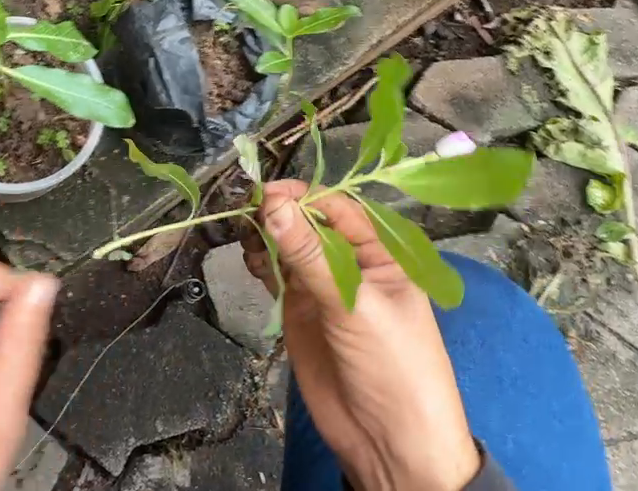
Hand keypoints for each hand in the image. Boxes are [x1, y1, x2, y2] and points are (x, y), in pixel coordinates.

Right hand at [244, 181, 478, 490]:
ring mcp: (321, 285)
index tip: (265, 192)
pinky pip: (274, 271)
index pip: (338, 207)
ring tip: (244, 235)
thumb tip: (270, 203)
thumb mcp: (355, 307)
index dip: (303, 195)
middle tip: (244, 210)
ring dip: (263, 234)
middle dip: (277, 211)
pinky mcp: (298, 307)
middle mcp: (349, 262)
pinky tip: (250, 260)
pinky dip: (258, 260)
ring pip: (286, 243)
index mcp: (380, 254)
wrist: (388, 446)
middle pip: (307, 221)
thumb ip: (310, 256)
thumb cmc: (393, 368)